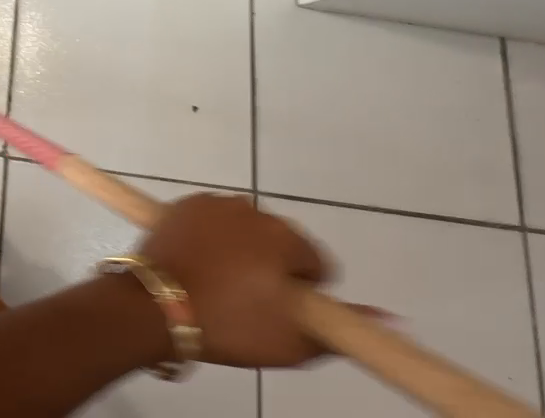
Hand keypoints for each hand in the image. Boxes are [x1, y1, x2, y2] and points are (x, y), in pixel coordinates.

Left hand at [137, 194, 332, 367]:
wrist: (155, 306)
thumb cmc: (229, 324)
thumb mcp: (293, 342)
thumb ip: (342, 329)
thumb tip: (388, 318)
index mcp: (284, 237)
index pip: (315, 263)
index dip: (304, 290)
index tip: (282, 309)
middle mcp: (252, 209)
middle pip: (278, 242)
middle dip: (272, 267)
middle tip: (249, 300)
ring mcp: (213, 203)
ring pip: (243, 230)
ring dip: (241, 250)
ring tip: (221, 284)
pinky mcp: (183, 204)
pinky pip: (211, 222)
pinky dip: (211, 238)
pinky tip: (199, 265)